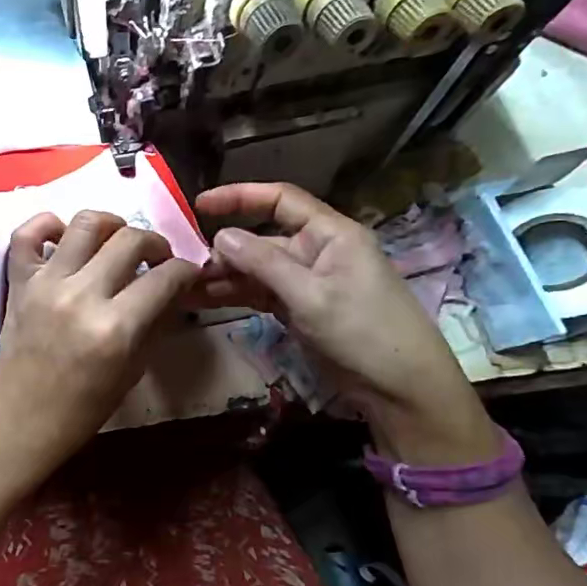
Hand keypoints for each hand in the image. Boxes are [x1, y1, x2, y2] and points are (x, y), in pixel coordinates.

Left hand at [0, 210, 199, 485]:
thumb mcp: (133, 370)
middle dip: (155, 243)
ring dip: (111, 224)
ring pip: (85, 223)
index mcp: (115, 327)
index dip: (187, 271)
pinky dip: (48, 224)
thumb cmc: (82, 408)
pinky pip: (27, 233)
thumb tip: (173, 289)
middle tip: (156, 260)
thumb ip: (155, 324)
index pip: (166, 277)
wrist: (20, 420)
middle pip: (130, 239)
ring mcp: (45, 283)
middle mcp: (81, 295)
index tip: (188, 274)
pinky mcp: (18, 281)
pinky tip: (64, 237)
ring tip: (116, 242)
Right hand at [193, 182, 498, 463]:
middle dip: (226, 250)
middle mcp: (318, 251)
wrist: (400, 388)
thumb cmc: (364, 331)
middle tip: (185, 267)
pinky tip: (207, 300)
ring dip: (225, 277)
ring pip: (258, 270)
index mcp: (330, 233)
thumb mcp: (310, 294)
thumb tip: (220, 235)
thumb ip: (264, 263)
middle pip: (263, 239)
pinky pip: (263, 294)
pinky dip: (238, 296)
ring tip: (186, 287)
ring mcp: (309, 283)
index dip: (240, 197)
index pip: (280, 200)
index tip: (199, 205)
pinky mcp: (301, 310)